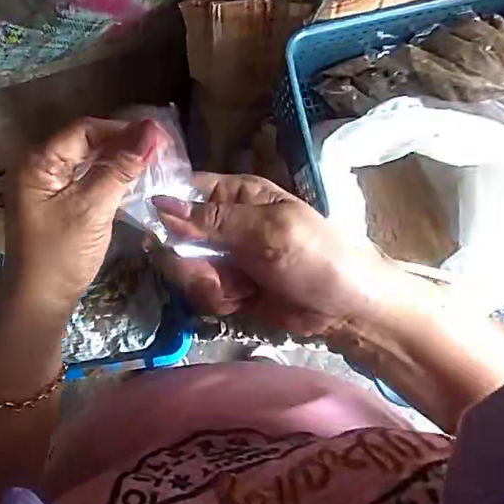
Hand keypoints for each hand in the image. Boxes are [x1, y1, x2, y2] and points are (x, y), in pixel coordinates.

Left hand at [5, 117, 160, 309]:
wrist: (40, 300)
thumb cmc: (62, 254)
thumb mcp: (93, 208)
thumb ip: (120, 167)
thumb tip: (152, 130)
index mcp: (36, 161)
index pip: (84, 130)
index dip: (122, 130)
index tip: (159, 137)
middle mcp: (37, 166)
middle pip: (85, 142)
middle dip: (122, 143)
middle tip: (162, 149)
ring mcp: (44, 184)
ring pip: (87, 160)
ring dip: (118, 160)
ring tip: (154, 162)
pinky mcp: (55, 201)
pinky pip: (84, 178)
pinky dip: (108, 177)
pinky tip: (133, 179)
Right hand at [154, 173, 427, 337]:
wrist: (350, 313)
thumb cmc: (318, 258)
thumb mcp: (267, 231)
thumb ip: (212, 220)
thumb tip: (158, 203)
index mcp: (235, 194)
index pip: (182, 191)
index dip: (162, 208)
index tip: (154, 232)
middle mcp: (222, 222)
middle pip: (173, 236)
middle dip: (189, 260)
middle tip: (213, 274)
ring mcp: (223, 256)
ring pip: (183, 268)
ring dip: (206, 284)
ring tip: (239, 290)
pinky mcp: (226, 287)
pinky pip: (200, 292)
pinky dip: (219, 301)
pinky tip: (243, 301)